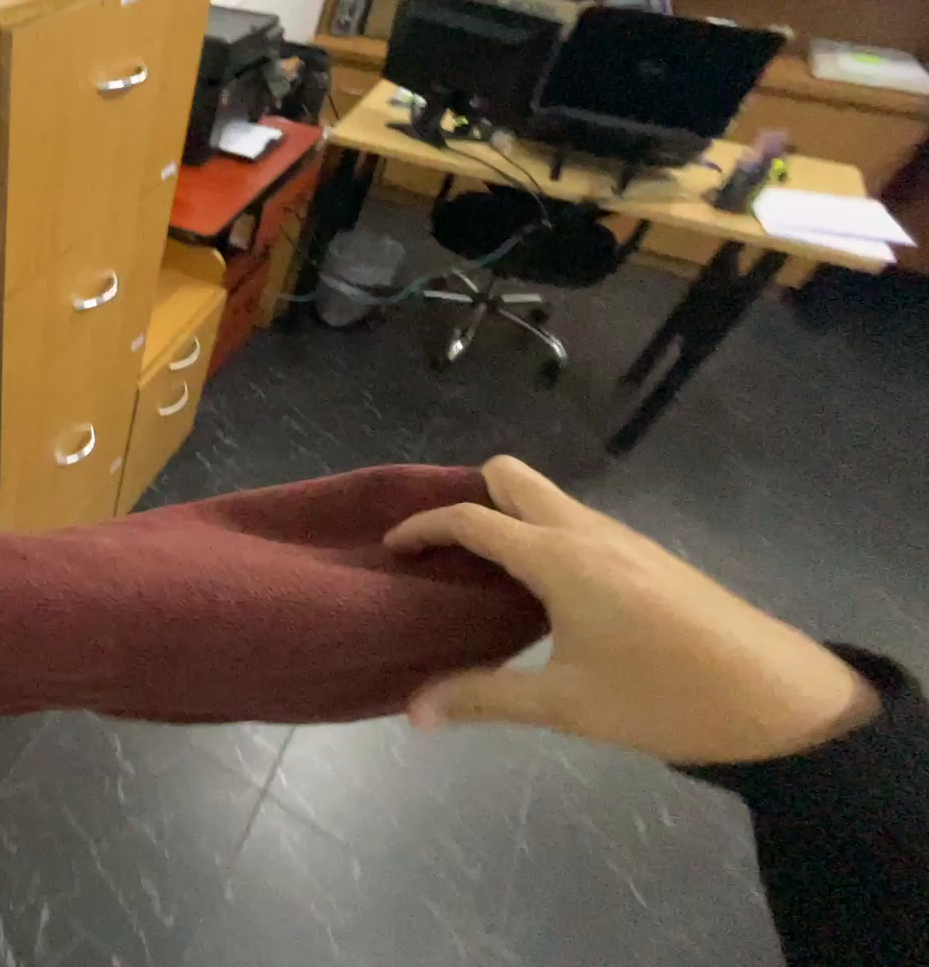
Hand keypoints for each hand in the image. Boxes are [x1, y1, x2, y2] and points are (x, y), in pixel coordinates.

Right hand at [385, 456, 878, 763]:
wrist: (794, 708)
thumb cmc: (667, 698)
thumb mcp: (565, 704)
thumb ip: (482, 697)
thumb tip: (411, 712)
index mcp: (557, 557)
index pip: (469, 518)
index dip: (421, 527)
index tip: (393, 550)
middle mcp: (585, 532)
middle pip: (508, 475)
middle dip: (465, 494)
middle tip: (442, 544)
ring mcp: (621, 538)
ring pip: (543, 495)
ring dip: (503, 513)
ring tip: (479, 564)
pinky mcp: (645, 554)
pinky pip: (571, 518)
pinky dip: (536, 530)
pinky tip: (537, 583)